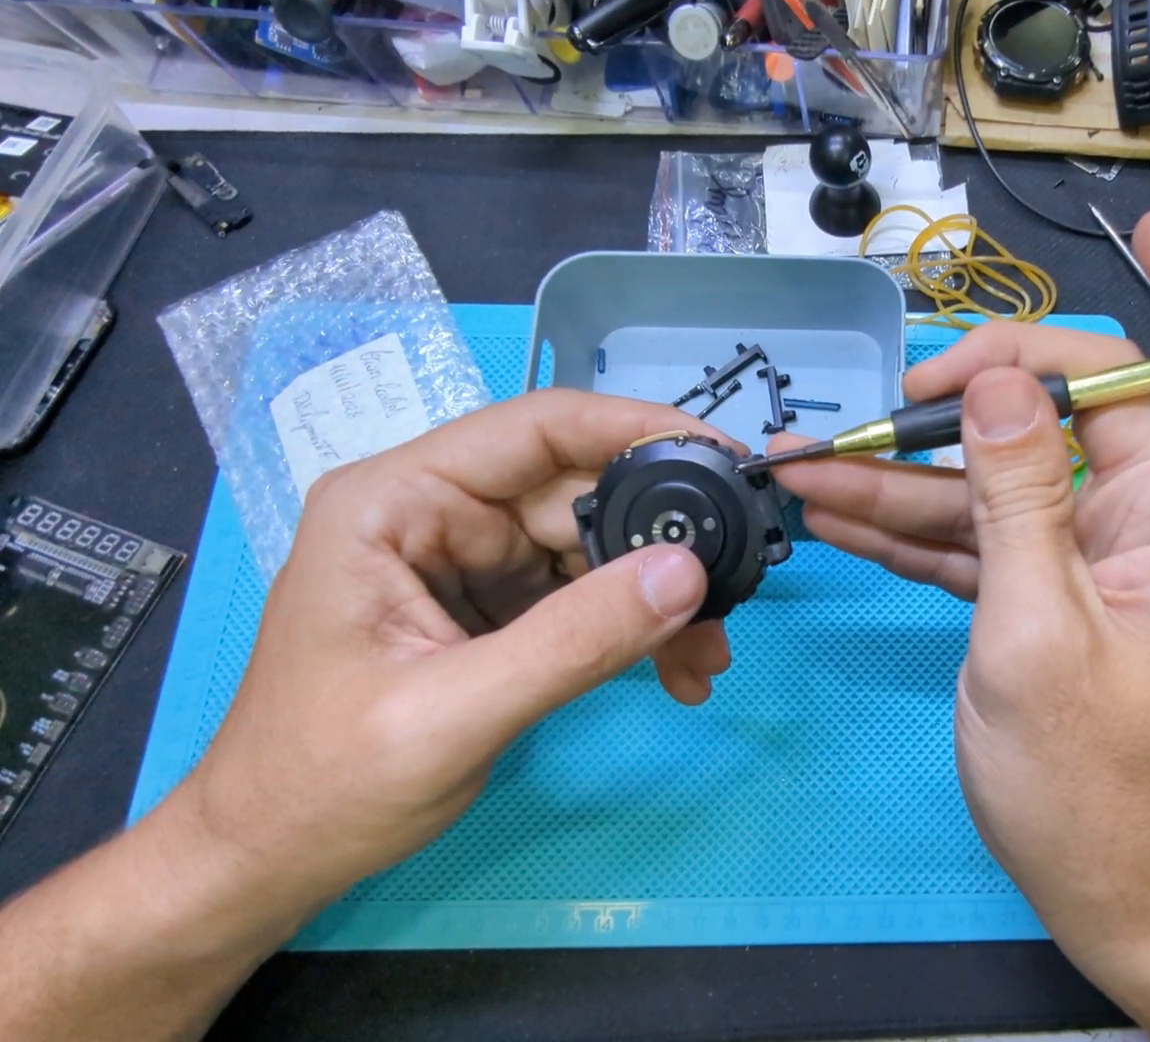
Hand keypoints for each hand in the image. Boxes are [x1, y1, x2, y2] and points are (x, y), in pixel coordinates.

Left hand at [170, 391, 732, 913]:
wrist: (278, 858)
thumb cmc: (323, 785)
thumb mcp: (452, 714)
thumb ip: (574, 641)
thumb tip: (688, 573)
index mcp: (403, 501)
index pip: (539, 429)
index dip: (637, 429)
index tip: (724, 457)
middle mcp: (450, 514)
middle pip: (590, 494)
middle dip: (667, 544)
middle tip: (733, 588)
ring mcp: (485, 559)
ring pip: (608, 548)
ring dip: (667, 598)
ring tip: (708, 653)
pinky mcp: (513, 603)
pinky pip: (602, 595)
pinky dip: (648, 628)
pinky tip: (680, 669)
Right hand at [773, 211, 1149, 1003]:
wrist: (1106, 888)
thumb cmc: (1096, 788)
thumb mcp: (1039, 636)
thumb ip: (1019, 499)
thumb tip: (1000, 385)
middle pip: (1091, 405)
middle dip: (990, 389)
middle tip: (900, 400)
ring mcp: (1101, 551)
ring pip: (1016, 472)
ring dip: (919, 467)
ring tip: (821, 461)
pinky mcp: (1052, 587)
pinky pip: (987, 531)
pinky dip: (918, 523)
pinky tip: (841, 510)